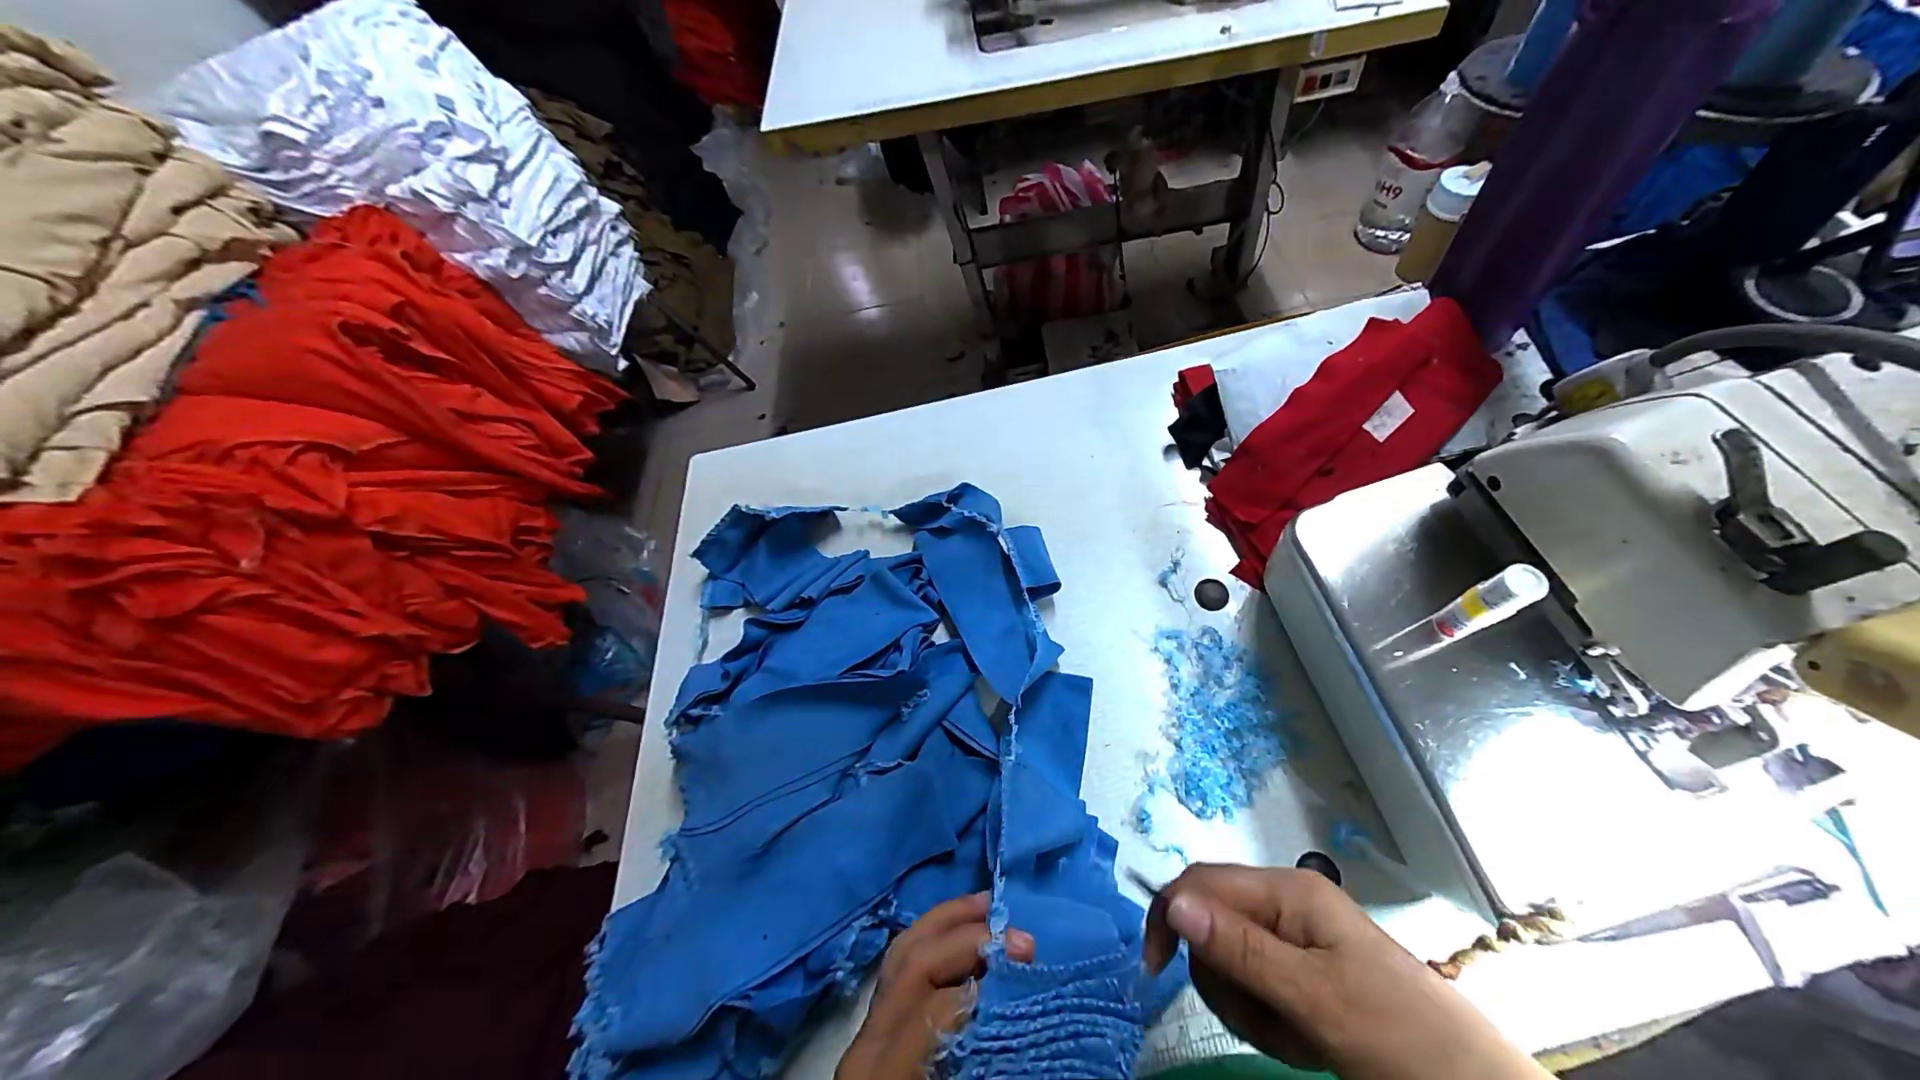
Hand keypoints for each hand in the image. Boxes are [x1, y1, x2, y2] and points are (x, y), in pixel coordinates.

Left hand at [835, 893, 1035, 1079]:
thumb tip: (1010, 1010)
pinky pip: (899, 968)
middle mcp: (868, 1042)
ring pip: (901, 954)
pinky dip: (930, 939)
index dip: (979, 982)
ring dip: (945, 922)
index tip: (1025, 965)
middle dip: (963, 934)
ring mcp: (866, 1032)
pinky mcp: (874, 1031)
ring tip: (988, 907)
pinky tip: (958, 931)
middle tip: (1015, 931)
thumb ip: (981, 1055)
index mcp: (884, 1072)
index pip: (931, 1005)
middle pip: (910, 962)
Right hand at [1143, 864, 1547, 1079]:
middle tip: (1267, 1022)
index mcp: (1287, 891)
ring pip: (1229, 965)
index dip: (1169, 916)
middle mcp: (1285, 906)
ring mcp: (1294, 941)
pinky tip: (1304, 1042)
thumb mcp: (1312, 997)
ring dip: (1250, 1009)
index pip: (1201, 883)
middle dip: (1227, 981)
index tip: (1155, 970)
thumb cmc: (1396, 1033)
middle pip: (1212, 928)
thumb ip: (1239, 948)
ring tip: (1297, 1039)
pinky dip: (1269, 1023)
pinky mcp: (1303, 974)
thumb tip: (1172, 903)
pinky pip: (1255, 990)